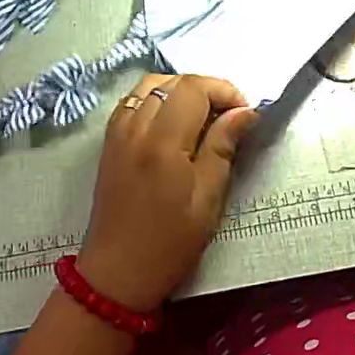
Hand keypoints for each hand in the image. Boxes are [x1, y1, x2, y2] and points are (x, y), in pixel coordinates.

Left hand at [76, 75, 258, 311]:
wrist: (118, 272)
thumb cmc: (170, 242)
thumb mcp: (208, 199)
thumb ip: (223, 147)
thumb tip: (245, 112)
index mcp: (162, 142)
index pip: (193, 88)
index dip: (224, 91)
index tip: (244, 115)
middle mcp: (135, 128)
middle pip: (172, 82)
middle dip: (206, 90)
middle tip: (228, 118)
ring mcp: (117, 133)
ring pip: (150, 86)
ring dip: (181, 92)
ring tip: (202, 119)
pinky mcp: (109, 143)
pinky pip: (134, 102)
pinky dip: (157, 101)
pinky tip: (173, 125)